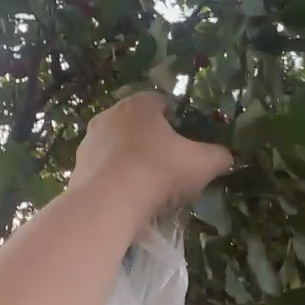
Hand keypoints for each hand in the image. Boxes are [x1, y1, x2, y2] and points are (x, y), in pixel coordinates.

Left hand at [71, 92, 230, 221]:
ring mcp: (89, 142)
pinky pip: (102, 170)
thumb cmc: (158, 171)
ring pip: (116, 147)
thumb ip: (218, 157)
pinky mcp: (77, 169)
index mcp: (138, 105)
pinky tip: (127, 199)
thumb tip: (227, 157)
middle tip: (169, 164)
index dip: (175, 118)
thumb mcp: (202, 164)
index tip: (185, 139)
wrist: (107, 203)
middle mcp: (108, 116)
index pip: (159, 101)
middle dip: (151, 140)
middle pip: (136, 124)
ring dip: (130, 160)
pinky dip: (114, 180)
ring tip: (147, 186)